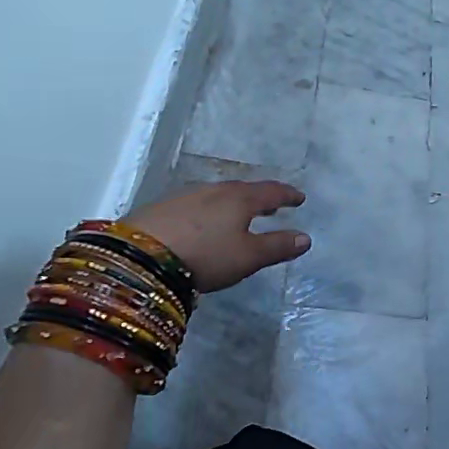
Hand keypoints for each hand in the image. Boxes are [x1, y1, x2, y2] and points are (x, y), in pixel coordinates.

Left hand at [124, 180, 309, 292]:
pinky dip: (209, 211)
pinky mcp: (162, 209)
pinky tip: (204, 223)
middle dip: (259, 198)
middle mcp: (213, 191)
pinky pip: (196, 205)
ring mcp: (185, 197)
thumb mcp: (247, 257)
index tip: (299, 197)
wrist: (143, 255)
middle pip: (242, 190)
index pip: (270, 192)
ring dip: (232, 204)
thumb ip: (276, 246)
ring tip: (239, 215)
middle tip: (272, 206)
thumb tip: (305, 238)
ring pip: (217, 196)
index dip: (286, 195)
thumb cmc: (206, 256)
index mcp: (239, 199)